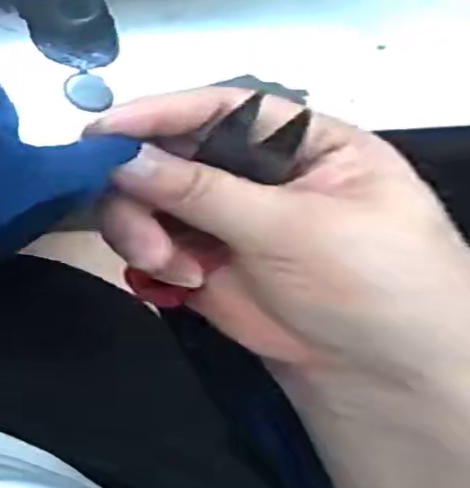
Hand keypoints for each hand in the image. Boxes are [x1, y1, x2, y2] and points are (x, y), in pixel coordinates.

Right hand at [88, 87, 469, 381]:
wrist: (385, 379)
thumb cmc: (380, 289)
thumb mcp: (296, 230)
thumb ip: (201, 190)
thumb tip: (117, 158)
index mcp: (301, 146)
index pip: (218, 108)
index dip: (158, 112)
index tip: (102, 133)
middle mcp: (248, 169)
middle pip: (159, 151)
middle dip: (137, 189)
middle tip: (134, 222)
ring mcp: (211, 209)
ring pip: (134, 193)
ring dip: (137, 229)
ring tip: (164, 265)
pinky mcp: (183, 245)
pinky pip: (132, 230)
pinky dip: (140, 253)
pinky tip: (174, 280)